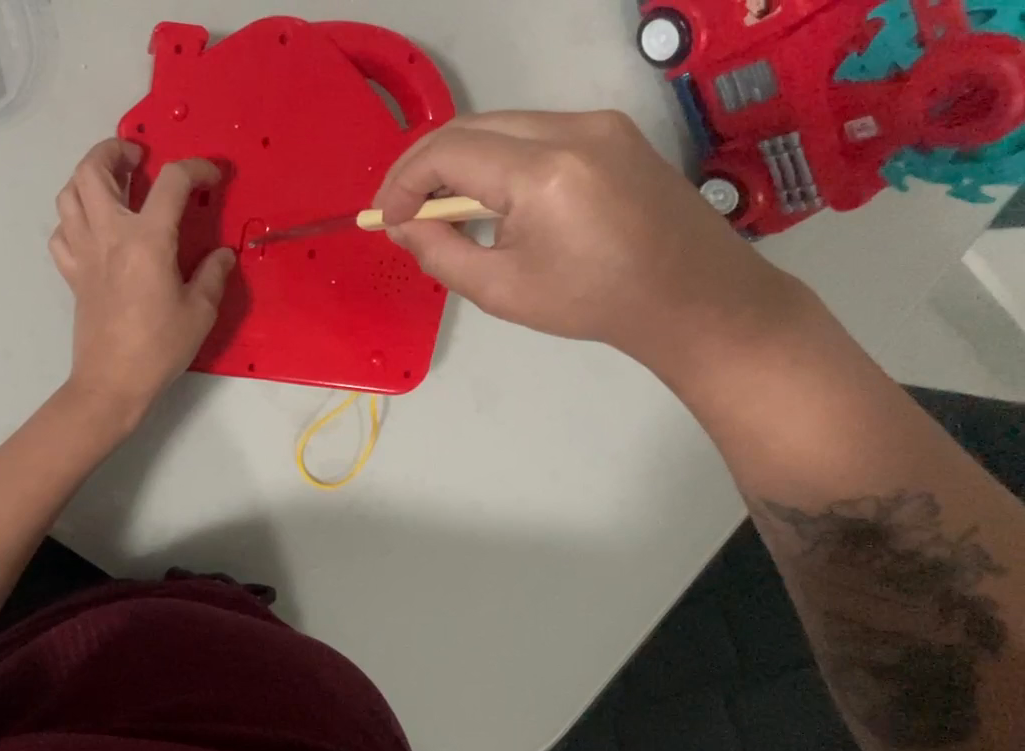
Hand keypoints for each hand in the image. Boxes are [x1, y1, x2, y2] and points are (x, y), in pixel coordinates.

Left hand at [49, 139, 236, 424]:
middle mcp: (109, 236)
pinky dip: (72, 222)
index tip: (211, 179)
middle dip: (114, 151)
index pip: (171, 181)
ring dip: (88, 179)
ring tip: (113, 186)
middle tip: (138, 159)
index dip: (196, 168)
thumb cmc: (158, 349)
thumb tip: (221, 255)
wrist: (111, 384)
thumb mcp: (200, 312)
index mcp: (147, 240)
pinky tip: (93, 230)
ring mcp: (84, 254)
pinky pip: (61, 234)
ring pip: (68, 195)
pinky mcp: (72, 276)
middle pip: (93, 169)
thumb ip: (213, 275)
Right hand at [372, 111, 813, 370]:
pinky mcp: (610, 131)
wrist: (689, 293)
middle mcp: (571, 130)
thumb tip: (402, 226)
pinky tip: (481, 197)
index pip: (449, 152)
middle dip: (421, 166)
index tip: (385, 219)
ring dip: (455, 161)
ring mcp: (596, 124)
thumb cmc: (589, 302)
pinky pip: (531, 132)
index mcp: (543, 173)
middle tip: (397, 209)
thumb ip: (440, 252)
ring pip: (498, 125)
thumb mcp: (498, 289)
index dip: (403, 182)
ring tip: (434, 208)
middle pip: (470, 126)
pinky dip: (491, 159)